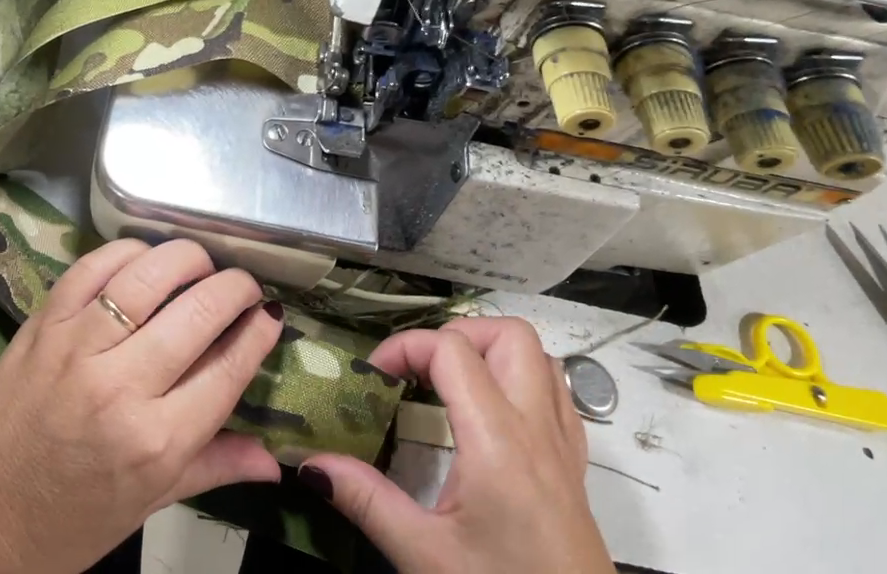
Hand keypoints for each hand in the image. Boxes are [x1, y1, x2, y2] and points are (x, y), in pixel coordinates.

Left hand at [0, 238, 285, 572]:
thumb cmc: (69, 520)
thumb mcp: (150, 503)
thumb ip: (215, 468)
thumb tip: (278, 462)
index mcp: (157, 441)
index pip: (228, 367)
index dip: (258, 331)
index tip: (270, 314)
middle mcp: (122, 386)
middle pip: (198, 311)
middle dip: (235, 288)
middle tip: (245, 286)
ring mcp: (78, 347)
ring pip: (148, 276)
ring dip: (187, 258)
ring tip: (202, 264)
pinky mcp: (44, 322)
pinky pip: (93, 267)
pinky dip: (128, 252)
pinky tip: (146, 258)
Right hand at [299, 317, 611, 573]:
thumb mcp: (424, 555)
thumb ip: (366, 500)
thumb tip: (310, 464)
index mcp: (497, 440)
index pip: (451, 349)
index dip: (405, 347)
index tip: (374, 378)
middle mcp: (536, 426)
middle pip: (508, 335)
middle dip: (456, 335)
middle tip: (419, 370)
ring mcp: (563, 443)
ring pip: (539, 356)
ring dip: (491, 352)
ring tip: (450, 384)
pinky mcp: (575, 464)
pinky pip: (555, 392)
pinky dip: (520, 380)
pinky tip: (490, 414)